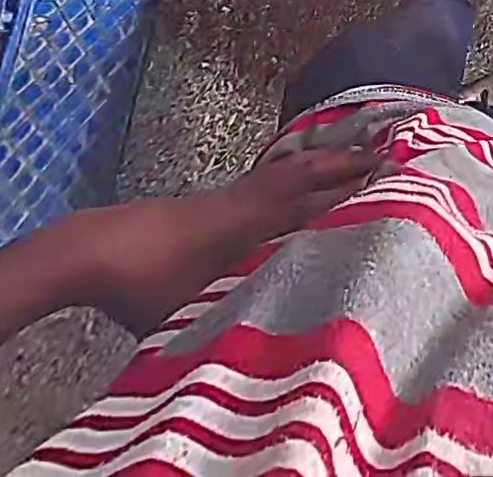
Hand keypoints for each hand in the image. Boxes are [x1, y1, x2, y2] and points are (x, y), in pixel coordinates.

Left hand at [29, 147, 382, 331]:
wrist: (99, 247)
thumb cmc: (147, 283)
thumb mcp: (196, 309)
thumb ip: (242, 314)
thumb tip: (288, 337)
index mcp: (252, 224)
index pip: (314, 202)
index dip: (353, 191)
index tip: (392, 181)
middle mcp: (250, 201)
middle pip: (309, 173)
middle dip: (350, 165)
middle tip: (388, 157)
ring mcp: (235, 194)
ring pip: (290, 168)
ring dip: (326, 160)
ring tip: (358, 155)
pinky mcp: (220, 196)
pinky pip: (272, 174)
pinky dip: (299, 166)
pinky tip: (305, 174)